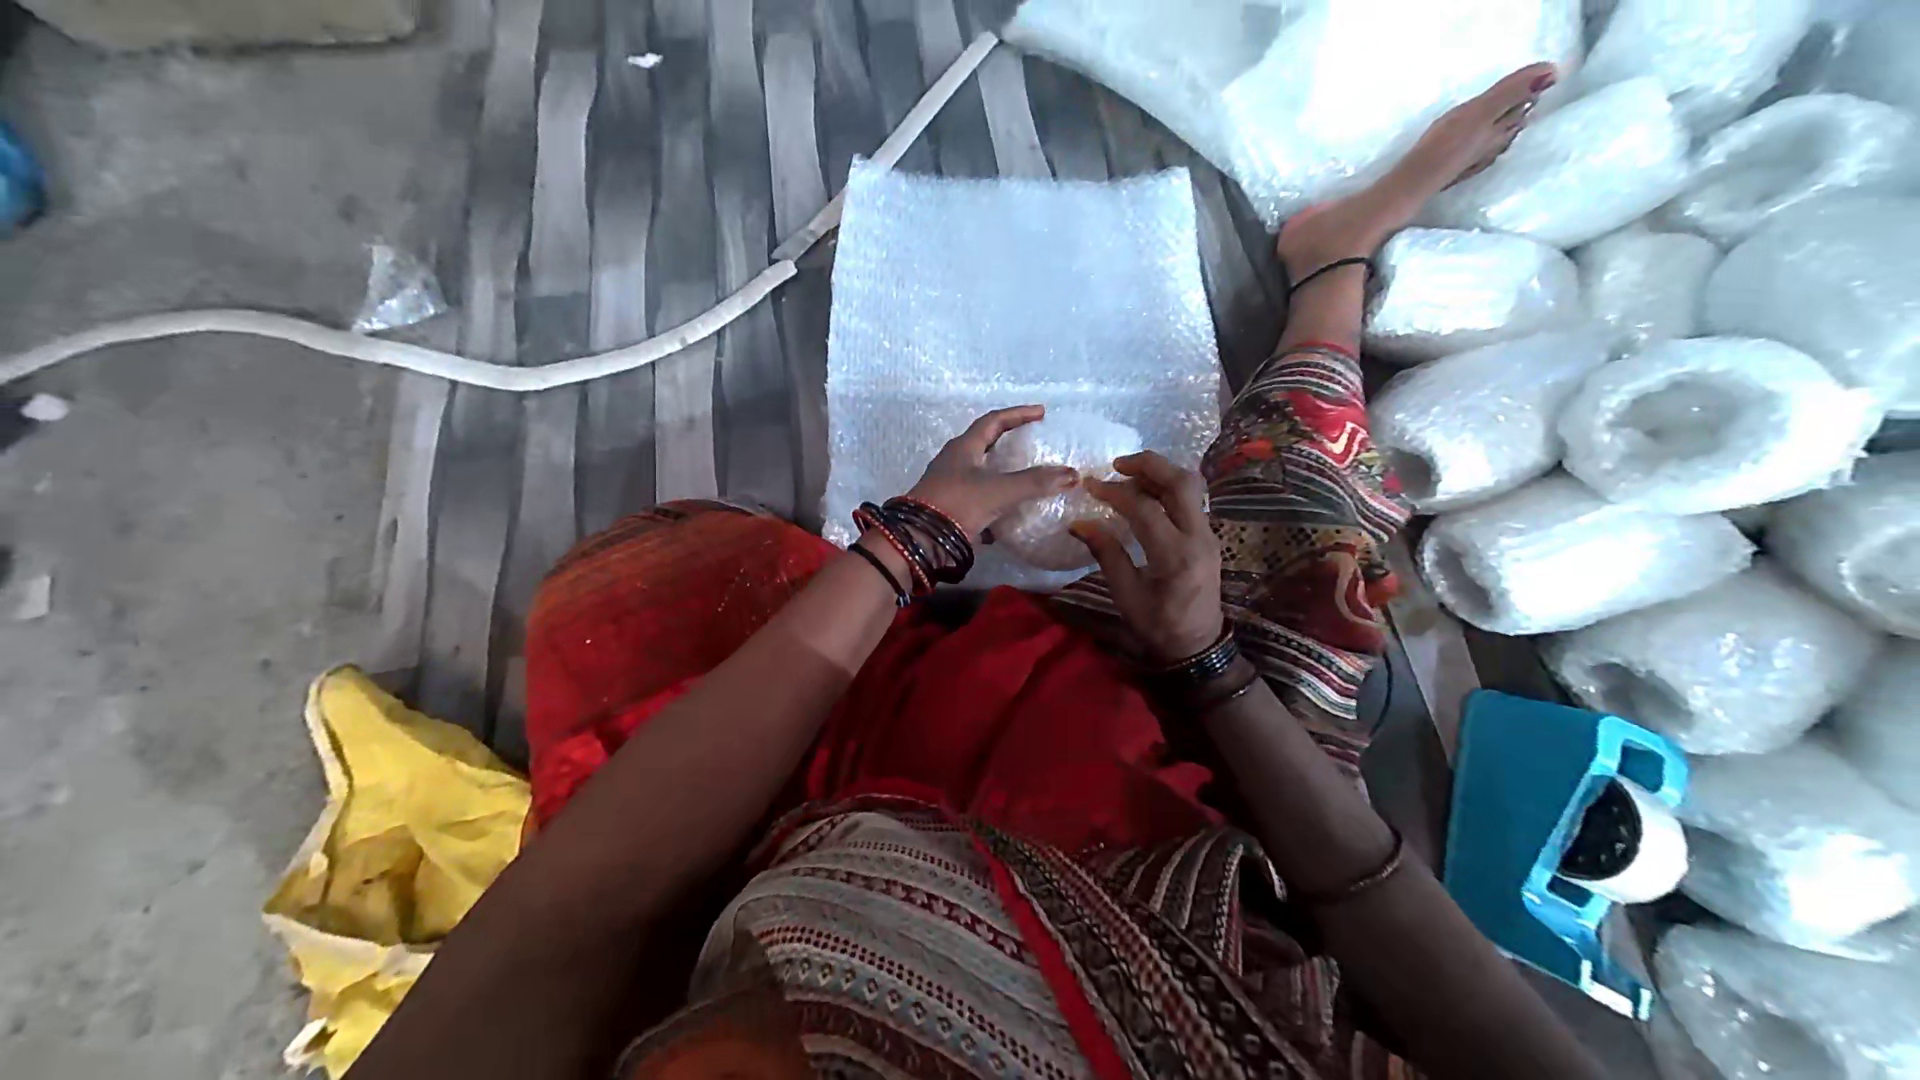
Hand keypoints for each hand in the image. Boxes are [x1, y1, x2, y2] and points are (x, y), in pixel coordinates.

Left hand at [907, 405, 1078, 537]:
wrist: (920, 539)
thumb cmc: (957, 504)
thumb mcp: (1000, 490)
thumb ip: (1035, 482)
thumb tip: (1072, 474)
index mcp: (963, 447)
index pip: (994, 421)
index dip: (1018, 415)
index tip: (1040, 413)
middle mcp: (954, 461)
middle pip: (984, 443)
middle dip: (1009, 441)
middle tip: (1031, 440)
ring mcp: (949, 485)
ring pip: (980, 471)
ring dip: (1002, 472)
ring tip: (1024, 476)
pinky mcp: (948, 507)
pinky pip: (977, 497)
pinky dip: (995, 500)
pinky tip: (1010, 512)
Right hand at [1071, 452, 1222, 664]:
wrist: (1198, 645)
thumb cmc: (1157, 625)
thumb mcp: (1125, 594)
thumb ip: (1106, 554)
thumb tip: (1079, 523)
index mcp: (1175, 556)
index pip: (1145, 508)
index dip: (1115, 492)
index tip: (1090, 485)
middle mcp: (1199, 538)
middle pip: (1181, 483)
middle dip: (1149, 465)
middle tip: (1117, 464)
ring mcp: (1208, 534)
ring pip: (1191, 486)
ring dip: (1161, 473)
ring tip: (1129, 474)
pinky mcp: (1208, 535)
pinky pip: (1192, 499)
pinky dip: (1168, 487)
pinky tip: (1145, 493)